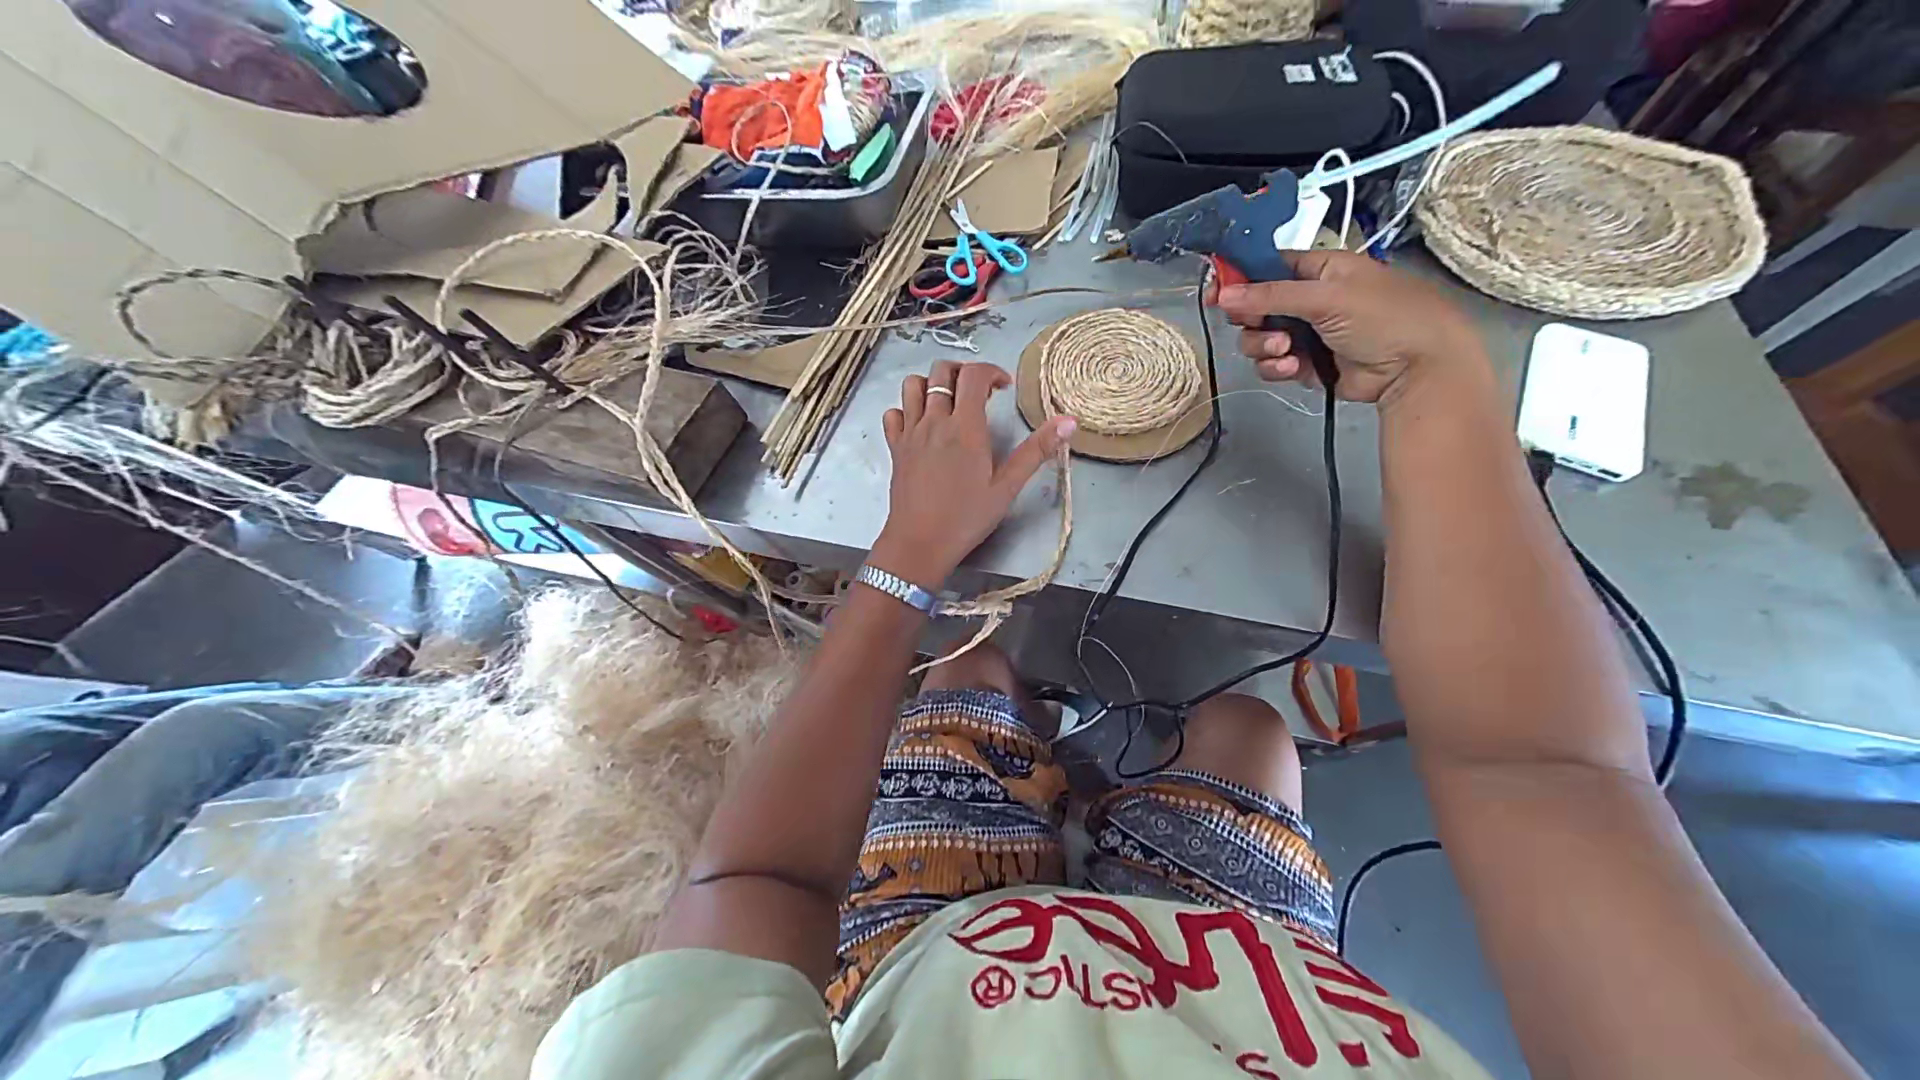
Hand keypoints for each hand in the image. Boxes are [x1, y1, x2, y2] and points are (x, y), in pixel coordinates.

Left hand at [872, 361, 1075, 588]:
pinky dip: (906, 409)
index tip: (1003, 388)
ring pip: (913, 385)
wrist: (919, 542)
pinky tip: (921, 423)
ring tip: (950, 402)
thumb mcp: (1007, 486)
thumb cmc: (965, 518)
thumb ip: (1037, 450)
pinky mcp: (895, 448)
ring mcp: (910, 433)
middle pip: (942, 371)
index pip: (974, 375)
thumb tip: (1068, 422)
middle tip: (979, 391)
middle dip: (963, 372)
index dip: (992, 372)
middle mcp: (934, 422)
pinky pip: (893, 413)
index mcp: (965, 427)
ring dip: (932, 384)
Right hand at [1211, 250, 1489, 406]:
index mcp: (1320, 270)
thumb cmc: (1384, 317)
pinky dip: (1277, 367)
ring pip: (1259, 338)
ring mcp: (1306, 333)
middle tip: (1256, 323)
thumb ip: (1271, 295)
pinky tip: (1295, 367)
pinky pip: (1272, 364)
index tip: (1216, 293)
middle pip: (1256, 306)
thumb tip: (1224, 293)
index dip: (1240, 278)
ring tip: (1285, 351)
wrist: (1416, 367)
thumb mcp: (1327, 297)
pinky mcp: (1305, 364)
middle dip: (1252, 319)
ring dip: (1264, 346)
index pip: (1268, 267)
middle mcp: (1309, 300)